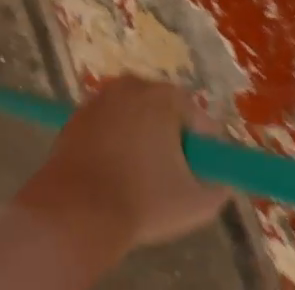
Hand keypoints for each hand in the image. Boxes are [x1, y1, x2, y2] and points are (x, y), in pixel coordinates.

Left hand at [16, 77, 232, 247]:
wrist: (78, 208)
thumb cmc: (144, 201)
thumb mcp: (200, 202)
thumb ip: (219, 184)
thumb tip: (219, 177)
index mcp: (161, 97)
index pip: (197, 117)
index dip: (203, 147)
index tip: (199, 173)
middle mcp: (127, 87)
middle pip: (162, 110)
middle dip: (171, 137)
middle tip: (173, 173)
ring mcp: (97, 99)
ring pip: (132, 116)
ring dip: (141, 137)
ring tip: (142, 174)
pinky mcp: (75, 115)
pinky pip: (107, 123)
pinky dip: (114, 139)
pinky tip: (115, 169)